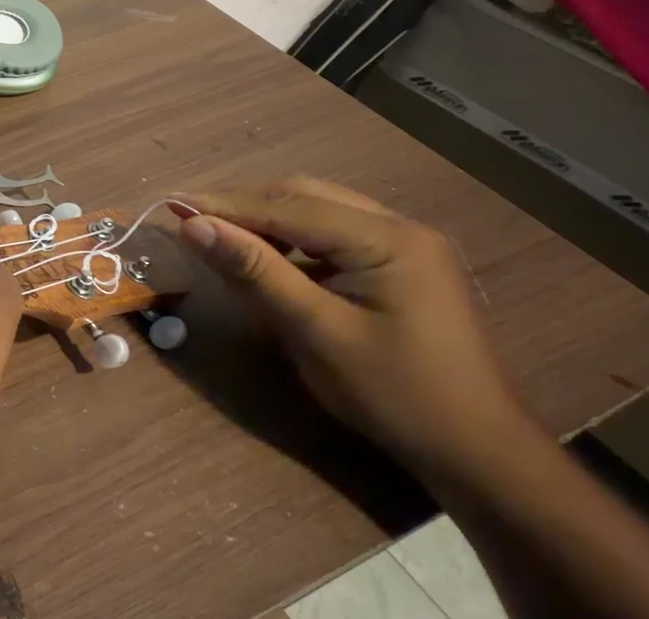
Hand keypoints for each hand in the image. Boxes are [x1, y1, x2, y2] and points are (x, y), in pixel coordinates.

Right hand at [172, 178, 535, 478]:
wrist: (476, 453)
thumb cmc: (394, 393)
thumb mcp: (315, 331)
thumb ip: (255, 271)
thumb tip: (194, 226)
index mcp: (388, 239)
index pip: (289, 205)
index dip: (226, 205)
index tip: (171, 206)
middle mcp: (399, 229)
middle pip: (304, 197)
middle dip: (244, 206)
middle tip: (192, 222)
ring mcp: (403, 248)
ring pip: (316, 214)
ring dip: (265, 221)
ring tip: (219, 239)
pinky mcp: (397, 270)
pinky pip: (330, 238)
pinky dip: (290, 242)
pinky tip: (265, 260)